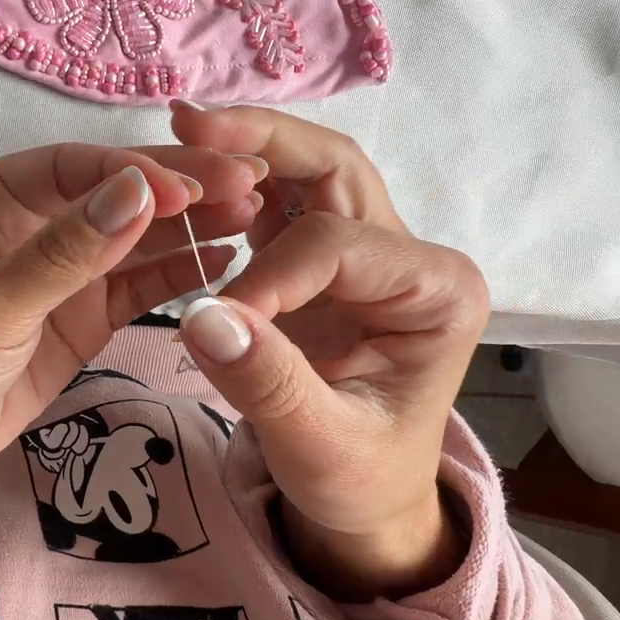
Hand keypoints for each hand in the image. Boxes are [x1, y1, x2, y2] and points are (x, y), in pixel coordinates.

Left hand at [0, 143, 263, 499]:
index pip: (76, 167)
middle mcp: (34, 219)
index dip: (135, 172)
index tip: (193, 187)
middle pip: (115, 193)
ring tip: (251, 217)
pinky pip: (139, 283)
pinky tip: (224, 260)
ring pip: (136, 236)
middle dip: (178, 188)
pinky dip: (179, 272)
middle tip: (249, 185)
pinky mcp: (85, 310)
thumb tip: (140, 190)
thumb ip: (65, 252)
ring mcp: (65, 266)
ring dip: (189, 226)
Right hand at [168, 102, 488, 600]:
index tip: (210, 324)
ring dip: (248, 145)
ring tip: (185, 128)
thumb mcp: (317, 446)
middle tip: (189, 123)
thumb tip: (200, 321)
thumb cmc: (357, 478)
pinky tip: (196, 171)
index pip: (333, 244)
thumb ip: (267, 383)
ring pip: (309, 168)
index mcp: (434, 292)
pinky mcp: (324, 260)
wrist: (366, 496)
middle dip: (262, 140)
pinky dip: (239, 181)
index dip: (264, 274)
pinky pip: (281, 201)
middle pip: (334, 167)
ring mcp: (366, 251)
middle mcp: (409, 254)